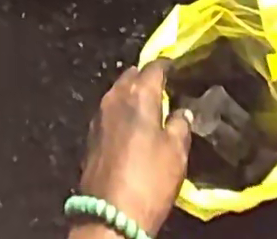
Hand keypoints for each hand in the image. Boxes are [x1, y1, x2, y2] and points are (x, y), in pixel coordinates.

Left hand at [76, 59, 190, 236]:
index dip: (166, 65)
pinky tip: (132, 123)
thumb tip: (183, 112)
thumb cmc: (149, 178)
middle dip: (147, 77)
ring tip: (149, 105)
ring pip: (119, 90)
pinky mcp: (92, 129)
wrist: (110, 210)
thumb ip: (180, 126)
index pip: (154, 67)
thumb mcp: (175, 154)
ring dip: (133, 92)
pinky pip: (110, 108)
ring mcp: (100, 111)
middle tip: (164, 87)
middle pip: (132, 74)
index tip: (176, 67)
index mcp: (138, 93)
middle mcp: (116, 95)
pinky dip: (122, 108)